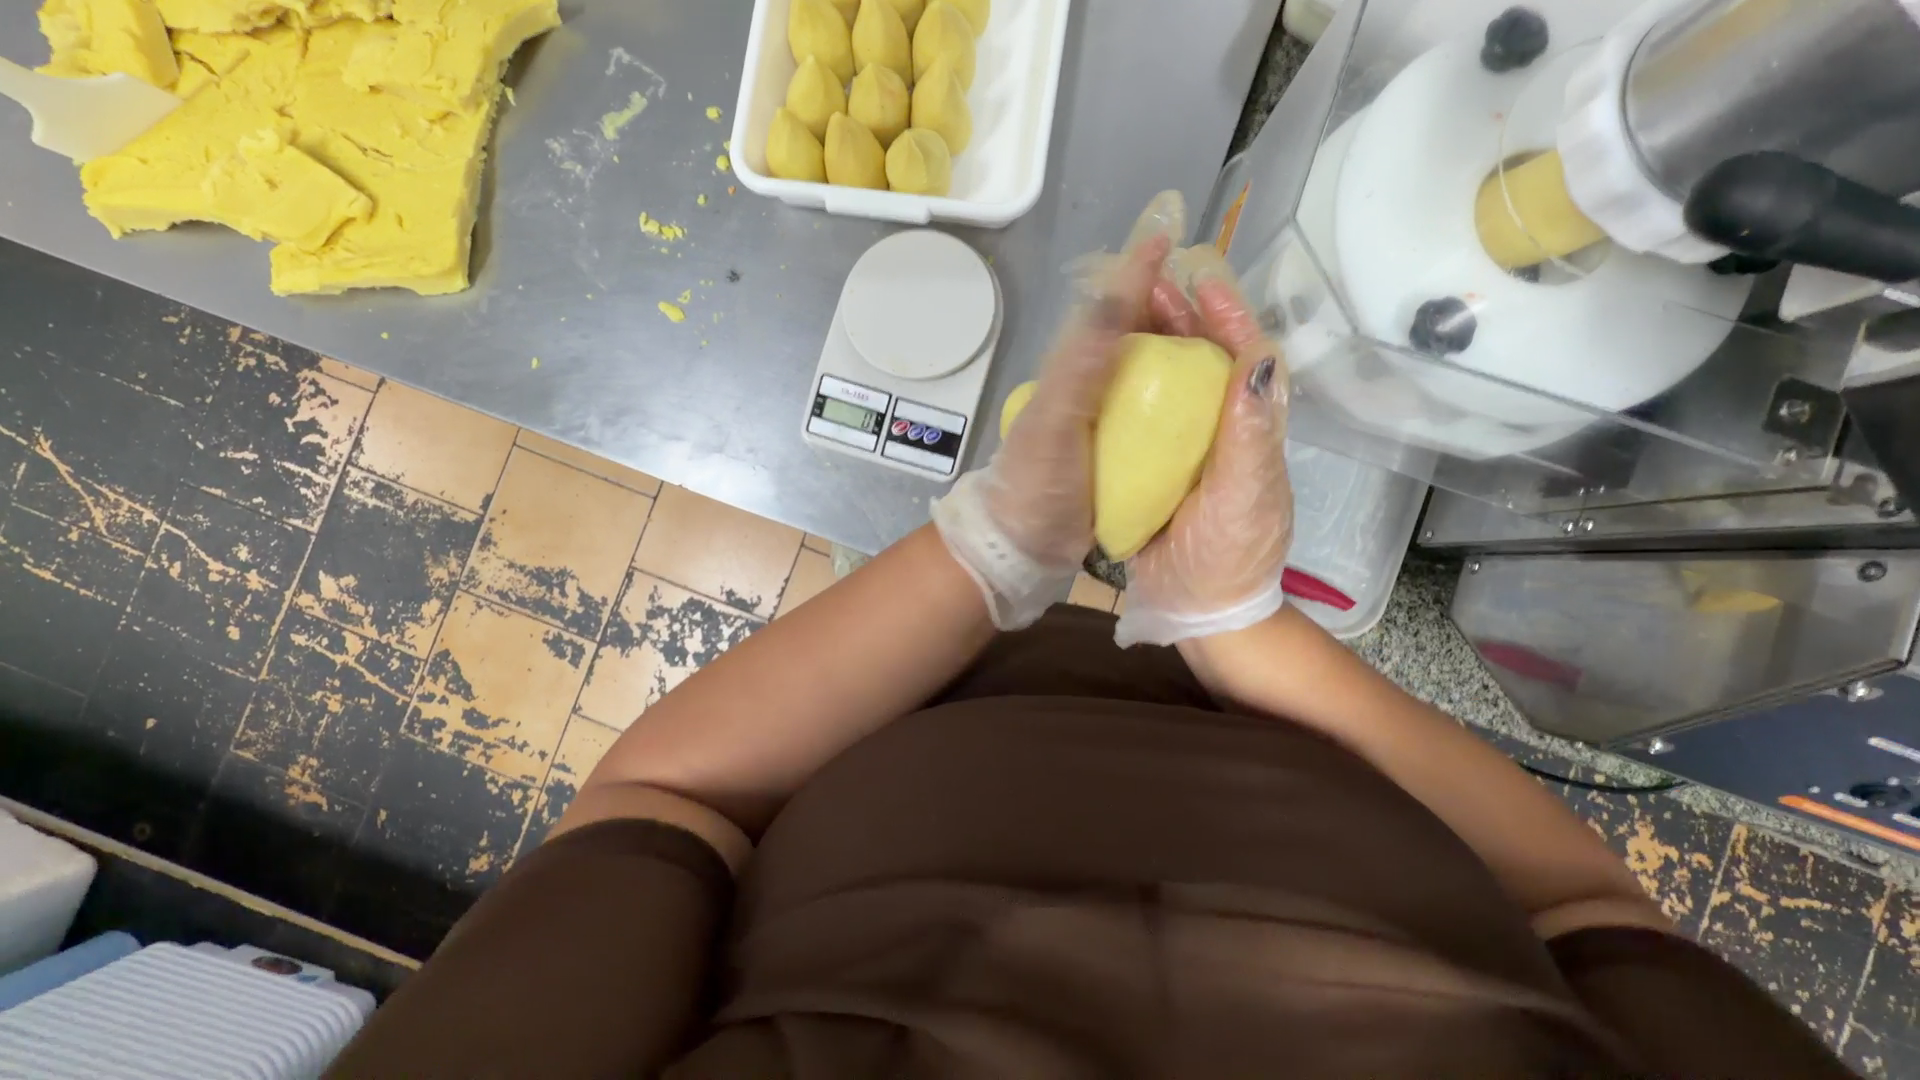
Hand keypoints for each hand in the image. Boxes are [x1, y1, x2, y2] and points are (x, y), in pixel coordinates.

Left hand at [931, 191, 1186, 627]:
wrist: (1022, 548)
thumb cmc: (1035, 482)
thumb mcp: (1056, 417)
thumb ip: (1085, 358)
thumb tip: (1122, 288)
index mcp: (1075, 369)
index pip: (1111, 308)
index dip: (1139, 271)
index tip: (1170, 235)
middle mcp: (1094, 386)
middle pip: (1137, 333)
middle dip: (1172, 303)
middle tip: (1214, 290)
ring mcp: (1110, 420)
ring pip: (1153, 368)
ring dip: (1184, 345)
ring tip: (1225, 333)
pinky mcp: (1126, 452)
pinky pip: (1161, 411)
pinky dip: (1186, 394)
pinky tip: (1213, 395)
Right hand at [1116, 244, 1293, 646]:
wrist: (1200, 608)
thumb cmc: (1232, 552)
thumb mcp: (1248, 493)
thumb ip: (1253, 432)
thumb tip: (1257, 356)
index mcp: (1252, 429)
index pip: (1247, 358)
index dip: (1227, 316)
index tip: (1200, 280)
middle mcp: (1221, 430)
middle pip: (1205, 362)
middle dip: (1183, 319)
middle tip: (1149, 287)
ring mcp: (1186, 450)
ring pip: (1172, 384)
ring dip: (1152, 346)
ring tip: (1123, 316)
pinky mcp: (1154, 469)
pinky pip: (1141, 419)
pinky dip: (1125, 389)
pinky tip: (1100, 375)